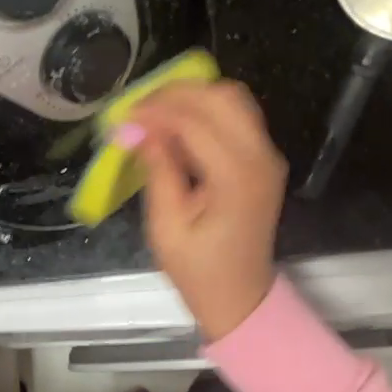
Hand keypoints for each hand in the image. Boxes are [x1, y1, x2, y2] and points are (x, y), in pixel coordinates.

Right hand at [128, 81, 287, 341]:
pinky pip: (237, 117)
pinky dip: (205, 111)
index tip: (123, 116)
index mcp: (237, 178)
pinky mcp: (263, 159)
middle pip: (221, 97)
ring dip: (192, 98)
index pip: (195, 122)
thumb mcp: (166, 226)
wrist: (240, 298)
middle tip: (139, 108)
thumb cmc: (198, 271)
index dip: (156, 112)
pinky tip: (176, 127)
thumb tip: (138, 128)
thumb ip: (158, 170)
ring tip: (155, 114)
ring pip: (233, 100)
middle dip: (176, 94)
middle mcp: (260, 158)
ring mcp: (267, 156)